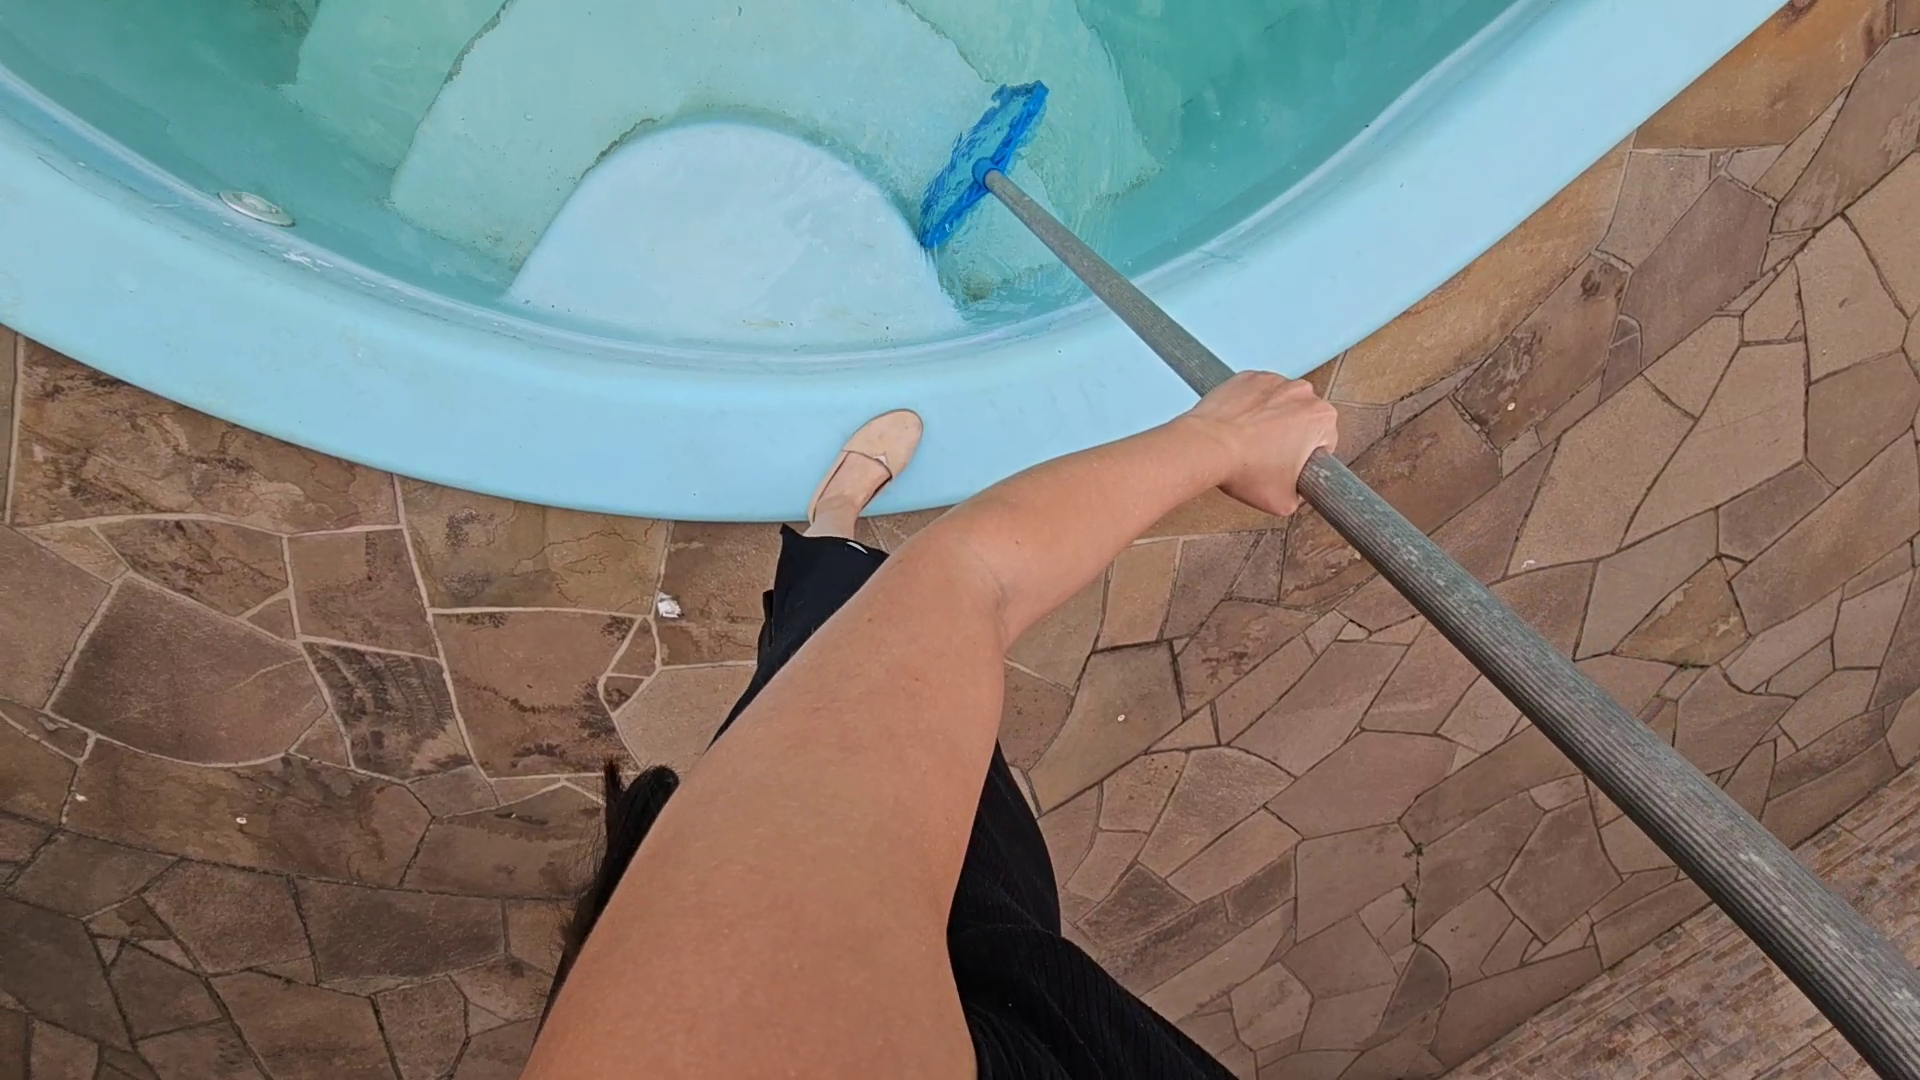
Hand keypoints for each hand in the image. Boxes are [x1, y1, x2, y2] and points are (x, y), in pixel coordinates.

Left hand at [1177, 371, 1337, 515]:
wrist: (1205, 447)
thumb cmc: (1243, 469)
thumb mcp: (1284, 501)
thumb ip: (1301, 496)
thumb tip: (1296, 492)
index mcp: (1322, 418)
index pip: (1324, 442)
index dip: (1307, 459)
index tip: (1289, 466)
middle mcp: (1302, 392)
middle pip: (1302, 419)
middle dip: (1289, 436)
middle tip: (1265, 457)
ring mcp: (1273, 381)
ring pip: (1278, 404)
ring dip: (1268, 419)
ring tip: (1247, 442)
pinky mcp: (1246, 377)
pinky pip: (1253, 394)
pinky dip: (1247, 406)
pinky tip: (1235, 426)